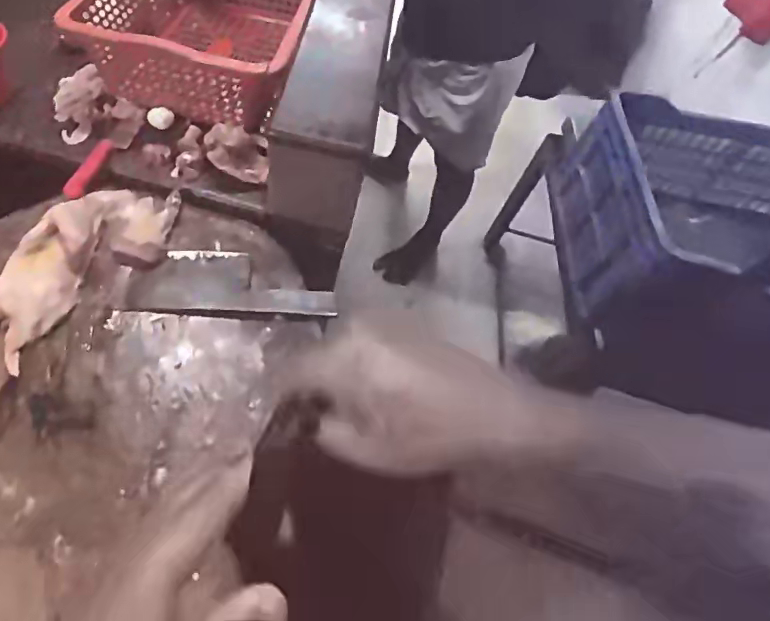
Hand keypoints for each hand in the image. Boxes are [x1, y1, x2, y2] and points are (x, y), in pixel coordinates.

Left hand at [84, 456, 286, 620]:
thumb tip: (275, 592)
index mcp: (147, 570)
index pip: (195, 514)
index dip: (225, 484)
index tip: (252, 453)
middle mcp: (126, 557)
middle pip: (171, 506)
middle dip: (206, 475)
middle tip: (240, 448)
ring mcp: (109, 571)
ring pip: (154, 516)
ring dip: (187, 490)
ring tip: (213, 469)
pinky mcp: (101, 587)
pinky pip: (143, 534)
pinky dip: (166, 516)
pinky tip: (174, 523)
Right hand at [280, 314, 553, 475]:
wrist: (495, 409)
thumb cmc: (433, 435)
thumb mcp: (372, 451)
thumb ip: (325, 432)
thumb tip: (303, 417)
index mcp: (343, 356)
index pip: (288, 368)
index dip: (276, 394)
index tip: (273, 416)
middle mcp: (352, 326)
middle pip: (309, 353)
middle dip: (303, 383)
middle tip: (305, 415)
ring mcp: (374, 318)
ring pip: (331, 345)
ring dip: (326, 372)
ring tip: (336, 404)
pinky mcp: (392, 320)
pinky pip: (355, 340)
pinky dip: (349, 361)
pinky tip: (365, 387)